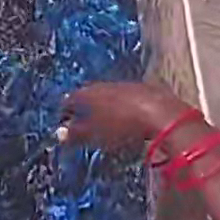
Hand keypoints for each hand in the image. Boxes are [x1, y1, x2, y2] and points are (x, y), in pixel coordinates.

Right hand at [60, 81, 194, 150]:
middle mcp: (105, 85)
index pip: (71, 98)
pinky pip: (123, 98)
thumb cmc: (121, 126)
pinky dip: (118, 107)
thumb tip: (59, 134)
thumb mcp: (94, 134)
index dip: (66, 110)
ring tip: (99, 121)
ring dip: (101, 106)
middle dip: (83, 106)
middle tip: (79, 121)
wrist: (160, 113)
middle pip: (89, 94)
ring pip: (107, 94)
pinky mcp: (142, 91)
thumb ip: (75, 133)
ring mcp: (124, 86)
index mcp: (90, 92)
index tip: (62, 121)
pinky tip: (122, 119)